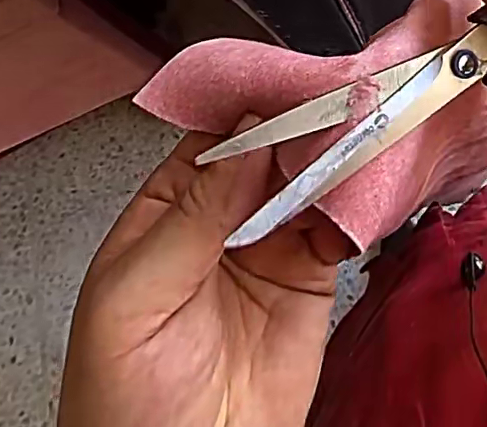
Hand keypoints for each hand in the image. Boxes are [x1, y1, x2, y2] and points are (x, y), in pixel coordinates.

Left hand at [59, 124, 354, 426]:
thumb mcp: (136, 296)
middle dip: (300, 126)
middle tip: (331, 103)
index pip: (214, 138)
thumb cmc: (124, 401)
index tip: (282, 91)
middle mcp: (223, 214)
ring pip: (307, 179)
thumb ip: (192, 214)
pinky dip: (356, 202)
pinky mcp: (310, 274)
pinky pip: (338, 225)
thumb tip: (243, 139)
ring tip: (356, 133)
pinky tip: (362, 187)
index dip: (249, 112)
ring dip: (333, 155)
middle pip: (269, 150)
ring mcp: (269, 241)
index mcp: (170, 205)